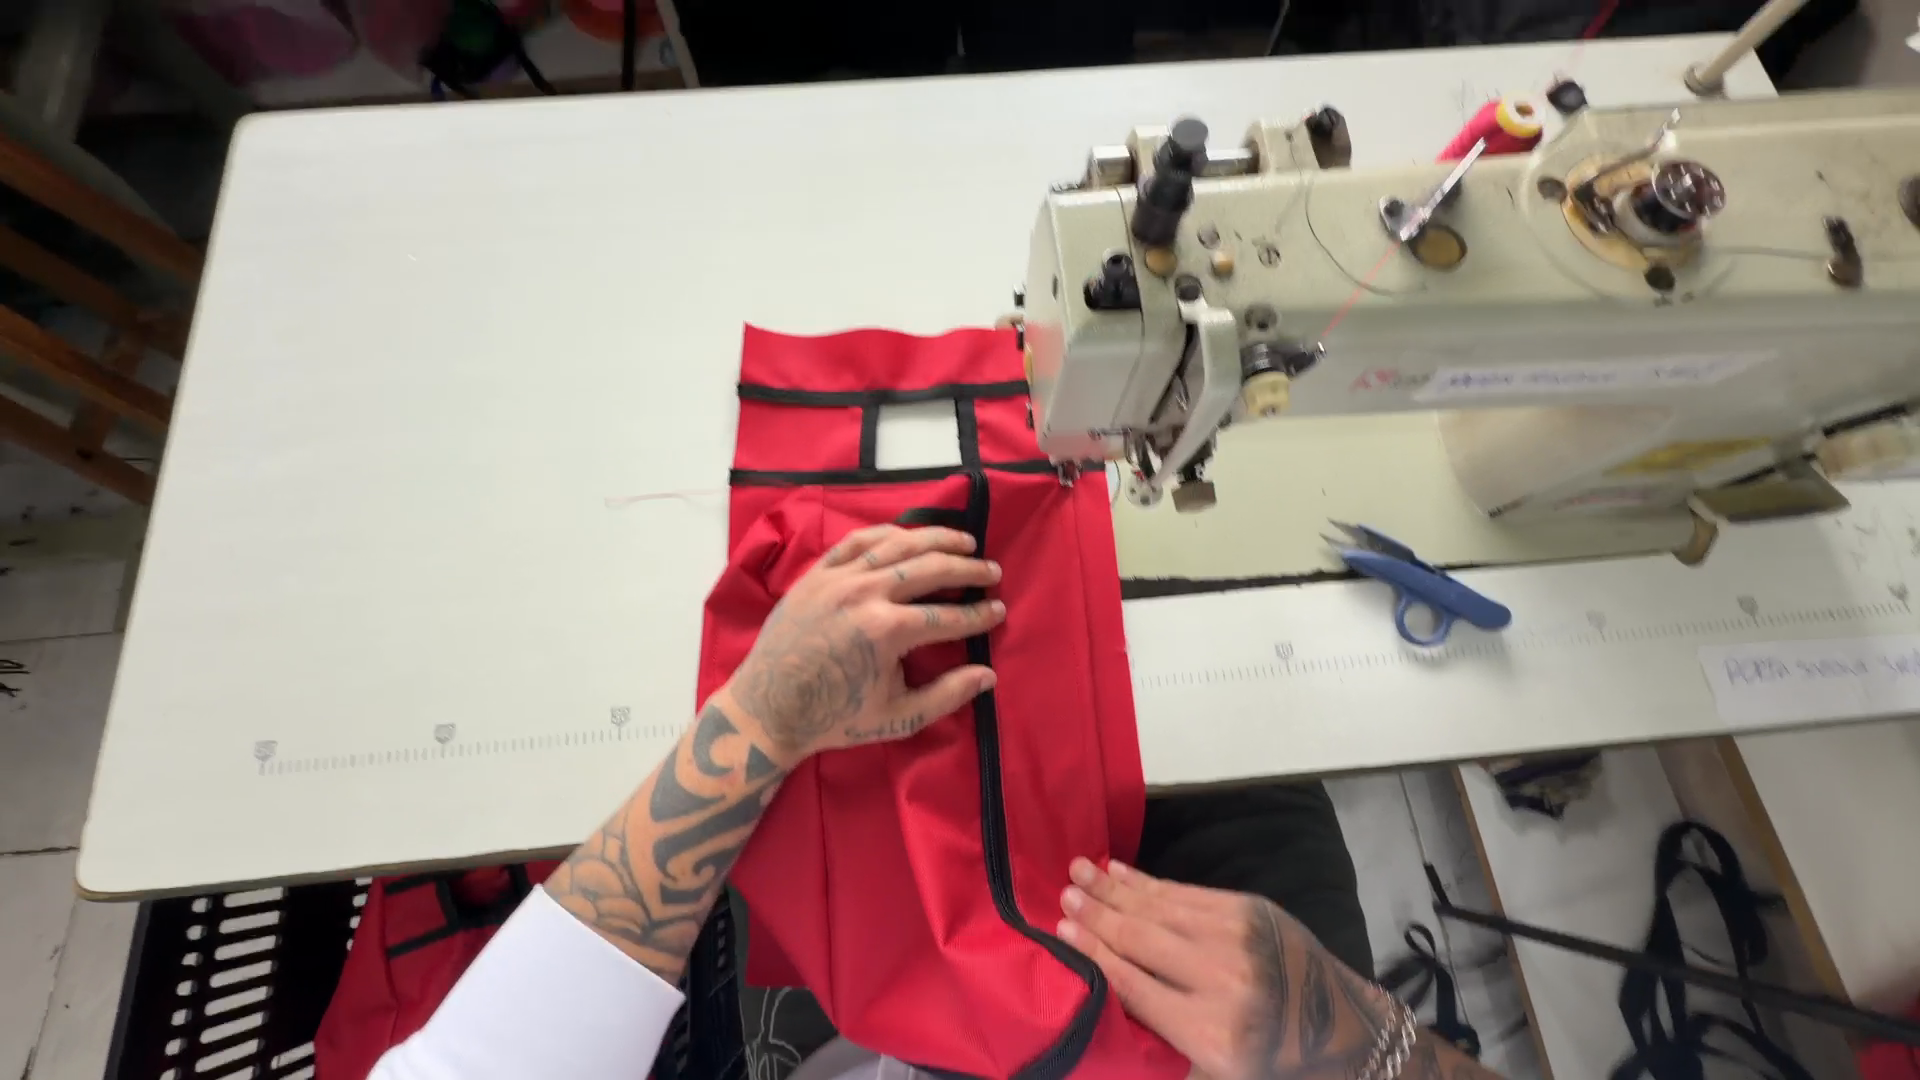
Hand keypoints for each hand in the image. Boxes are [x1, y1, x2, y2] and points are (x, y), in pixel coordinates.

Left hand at [718, 524, 1005, 764]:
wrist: (768, 709)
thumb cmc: (834, 717)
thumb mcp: (897, 717)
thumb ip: (946, 695)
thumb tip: (988, 675)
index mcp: (887, 631)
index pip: (949, 615)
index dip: (980, 614)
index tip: (999, 610)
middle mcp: (866, 594)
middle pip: (931, 567)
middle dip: (968, 569)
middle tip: (991, 571)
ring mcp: (838, 577)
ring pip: (898, 543)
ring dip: (937, 539)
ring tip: (964, 542)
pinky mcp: (817, 572)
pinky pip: (858, 540)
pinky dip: (888, 533)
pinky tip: (909, 535)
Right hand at [1057, 858, 1397, 1079]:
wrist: (1339, 1026)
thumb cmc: (1266, 1057)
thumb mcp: (1213, 1063)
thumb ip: (1160, 1027)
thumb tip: (1100, 979)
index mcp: (1211, 1033)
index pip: (1133, 986)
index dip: (1093, 954)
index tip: (1060, 930)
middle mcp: (1222, 981)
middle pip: (1142, 939)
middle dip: (1096, 914)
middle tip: (1062, 894)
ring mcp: (1236, 937)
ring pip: (1159, 907)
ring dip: (1113, 887)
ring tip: (1078, 870)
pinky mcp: (1247, 908)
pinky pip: (1184, 891)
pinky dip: (1147, 881)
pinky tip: (1119, 872)